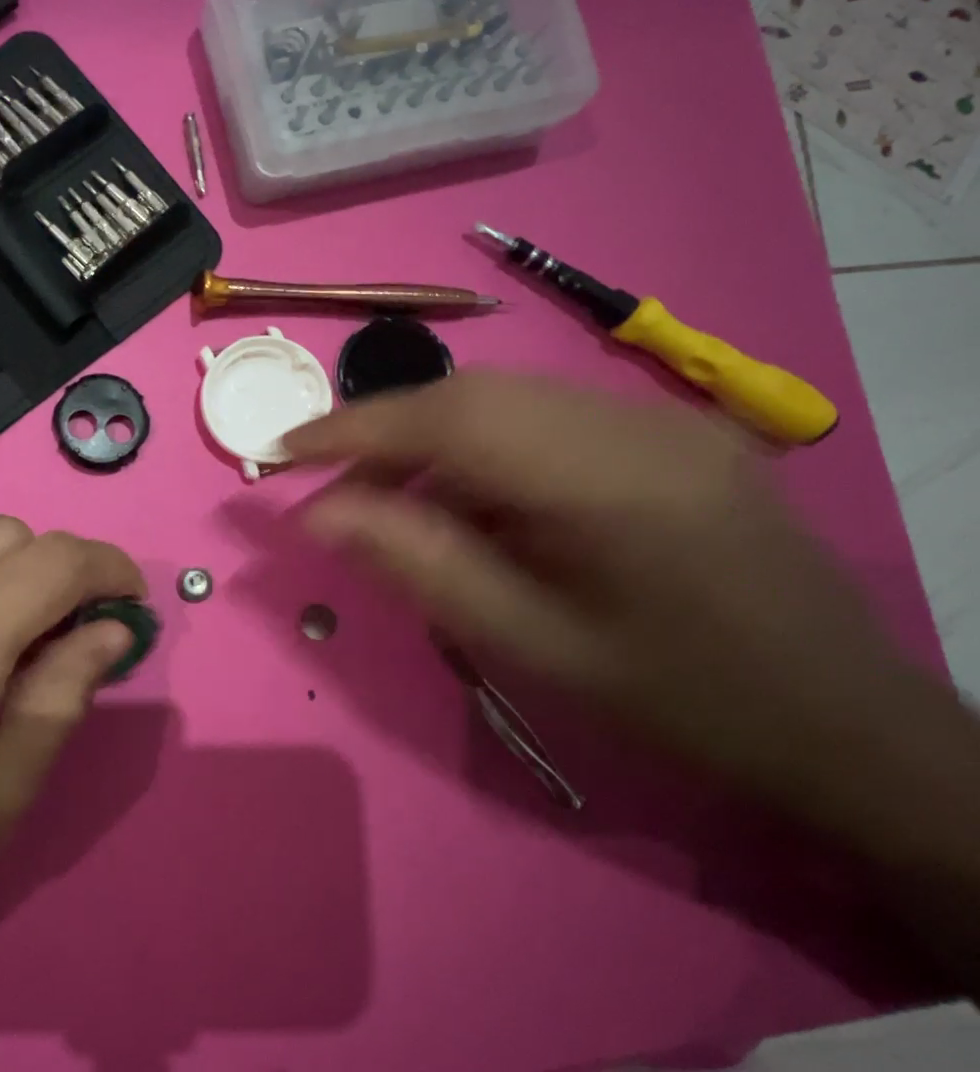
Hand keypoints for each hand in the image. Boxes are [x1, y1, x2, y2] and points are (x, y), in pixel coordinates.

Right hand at [282, 373, 949, 813]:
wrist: (838, 720)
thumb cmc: (672, 700)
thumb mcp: (526, 644)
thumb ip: (417, 565)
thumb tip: (318, 513)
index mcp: (610, 481)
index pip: (451, 417)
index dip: (351, 426)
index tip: (276, 453)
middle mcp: (639, 425)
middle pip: (476, 394)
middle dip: (384, 433)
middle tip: (330, 493)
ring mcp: (664, 421)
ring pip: (507, 400)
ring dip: (428, 441)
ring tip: (391, 506)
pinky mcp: (671, 434)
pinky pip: (544, 419)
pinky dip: (479, 449)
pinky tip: (469, 505)